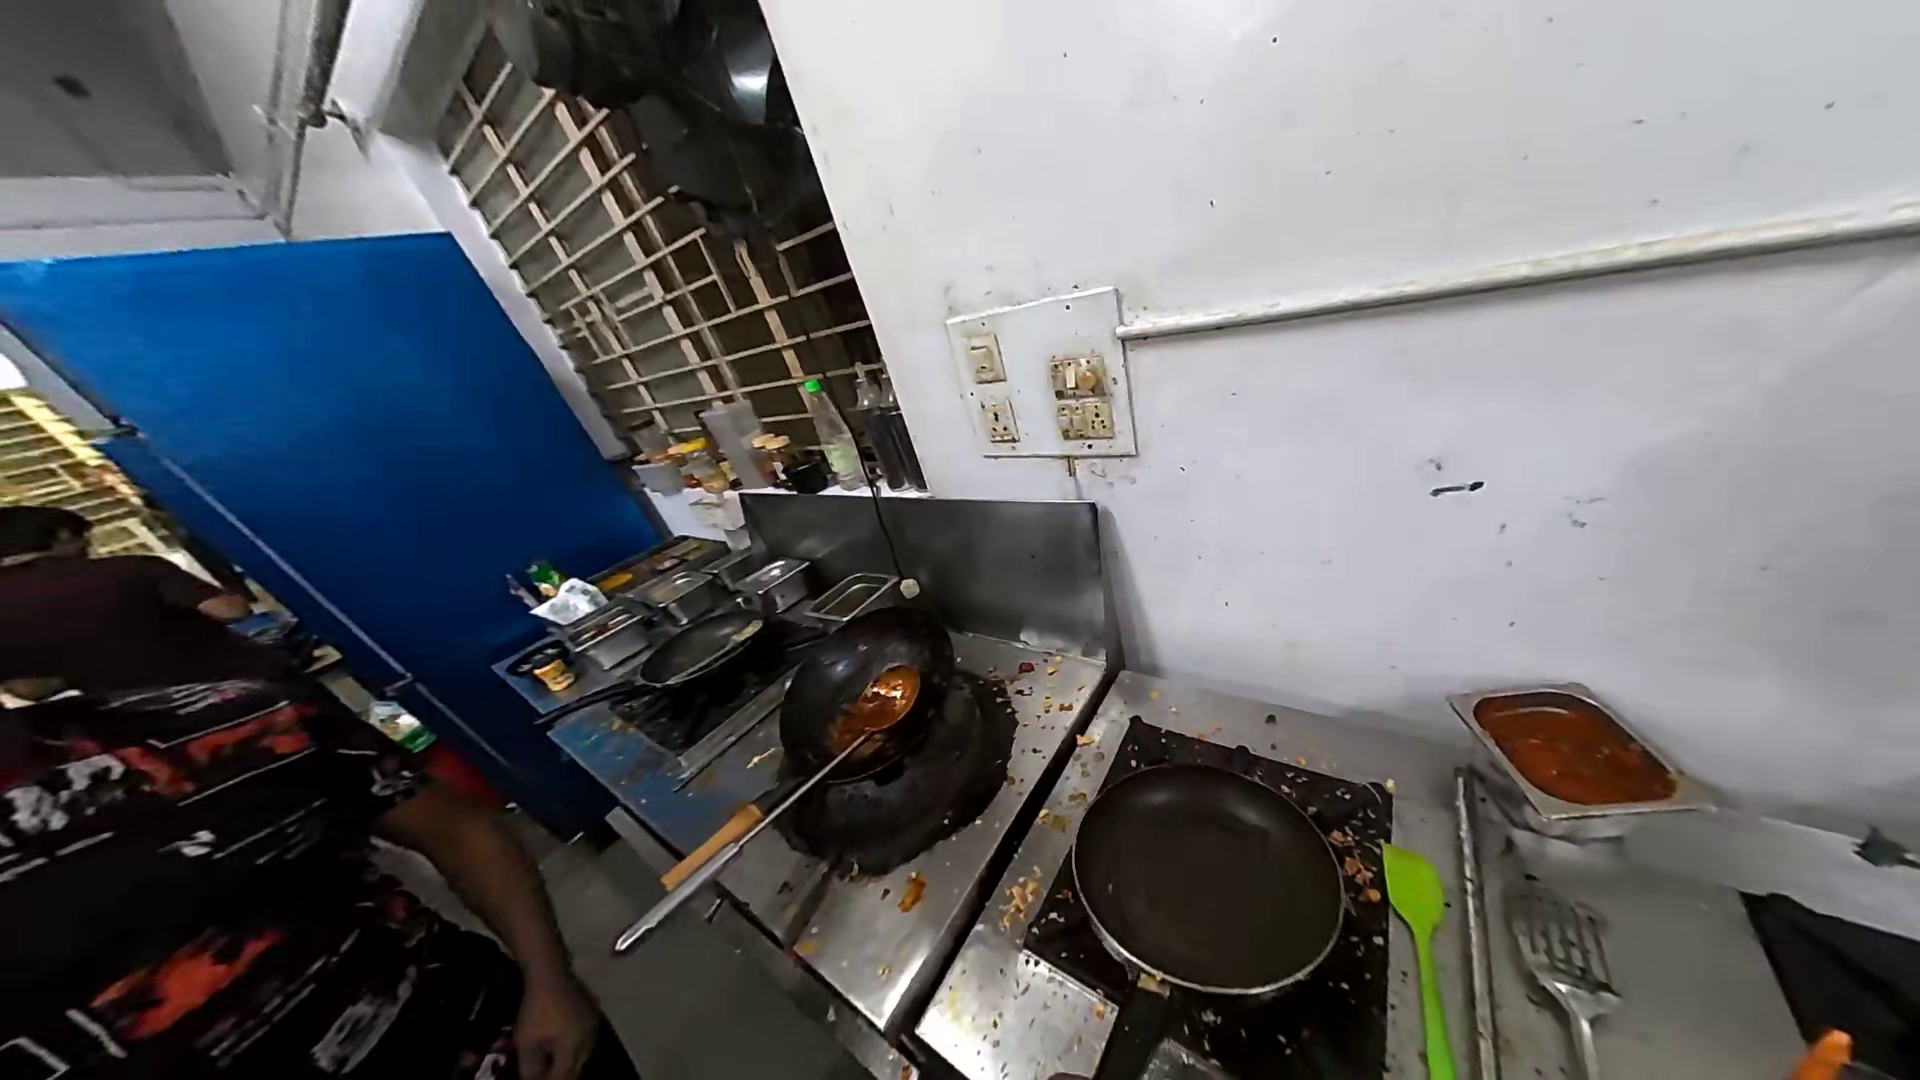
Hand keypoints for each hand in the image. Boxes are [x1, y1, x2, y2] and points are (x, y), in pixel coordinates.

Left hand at [514, 969, 598, 1079]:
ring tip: (554, 1062)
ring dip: (572, 1060)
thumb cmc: (538, 1011)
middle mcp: (589, 1035)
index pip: (564, 1076)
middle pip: (578, 1065)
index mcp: (574, 1047)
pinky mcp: (593, 1010)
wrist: (551, 976)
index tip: (538, 1079)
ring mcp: (593, 1021)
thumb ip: (531, 1070)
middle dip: (563, 1073)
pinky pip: (587, 1035)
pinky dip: (577, 1044)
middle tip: (547, 1073)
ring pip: (585, 1050)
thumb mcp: (527, 1045)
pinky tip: (564, 1042)